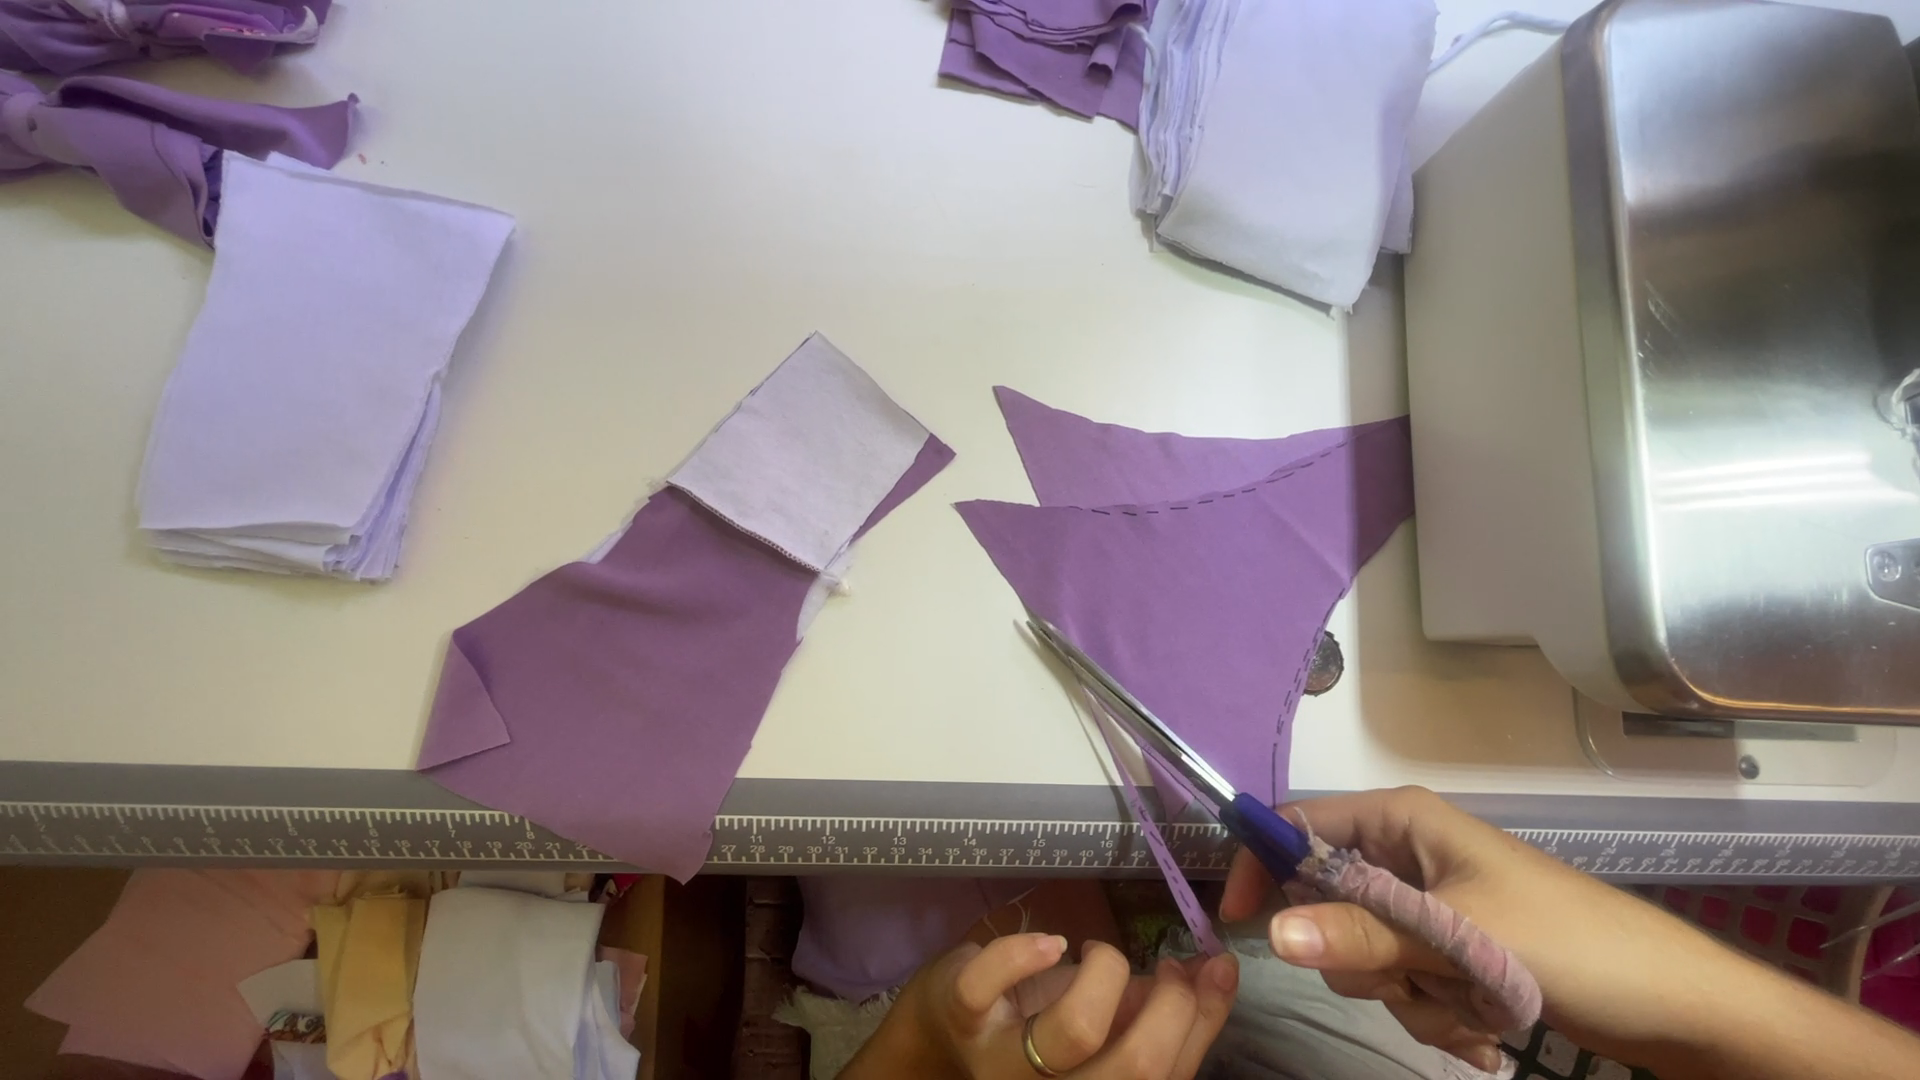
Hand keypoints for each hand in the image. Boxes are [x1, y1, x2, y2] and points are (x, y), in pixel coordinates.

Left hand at [843, 933, 1238, 1079]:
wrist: (940, 1036)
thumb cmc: (1034, 1031)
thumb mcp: (1103, 1029)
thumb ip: (1158, 1012)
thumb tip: (1216, 969)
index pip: (1167, 1079)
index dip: (1198, 1022)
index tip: (1211, 968)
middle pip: (1133, 1068)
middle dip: (1168, 1005)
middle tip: (1166, 965)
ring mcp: (1001, 1056)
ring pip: (1074, 1030)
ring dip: (1105, 972)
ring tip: (1096, 953)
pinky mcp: (960, 1010)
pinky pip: (989, 984)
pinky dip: (1023, 954)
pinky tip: (1048, 942)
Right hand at [1220, 787, 1754, 1072]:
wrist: (1690, 1013)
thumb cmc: (1572, 947)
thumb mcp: (1458, 939)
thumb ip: (1360, 933)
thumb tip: (1271, 933)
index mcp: (1399, 821)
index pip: (1298, 826)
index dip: (1262, 865)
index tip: (1242, 922)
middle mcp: (1404, 855)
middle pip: (1325, 899)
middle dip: (1360, 955)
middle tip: (1410, 976)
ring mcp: (1428, 904)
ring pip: (1362, 951)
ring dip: (1405, 993)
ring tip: (1472, 1008)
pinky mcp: (1452, 948)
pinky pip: (1401, 980)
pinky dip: (1433, 1011)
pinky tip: (1485, 1028)